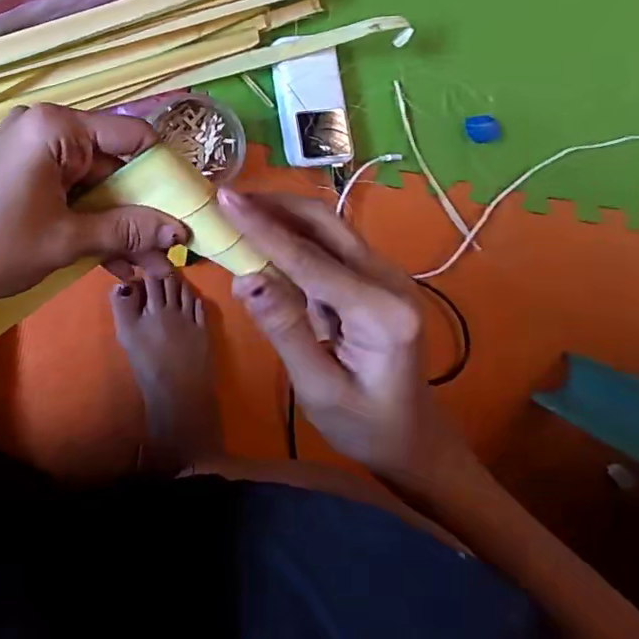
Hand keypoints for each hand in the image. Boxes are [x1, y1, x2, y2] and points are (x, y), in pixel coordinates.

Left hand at [0, 104, 188, 322]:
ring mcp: (31, 153)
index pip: (131, 135)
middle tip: (171, 252)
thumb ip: (127, 229)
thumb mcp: (67, 240)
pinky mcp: (21, 177)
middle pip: (112, 163)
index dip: (164, 172)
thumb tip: (180, 232)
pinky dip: (89, 224)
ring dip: (118, 226)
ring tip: (148, 270)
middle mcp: (44, 128)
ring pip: (92, 186)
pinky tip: (114, 264)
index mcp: (55, 127)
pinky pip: (68, 195)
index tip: (190, 206)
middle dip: (141, 211)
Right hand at [219, 190, 475, 485]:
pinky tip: (261, 237)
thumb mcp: (319, 389)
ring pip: (325, 226)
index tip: (224, 198)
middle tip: (224, 198)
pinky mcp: (371, 277)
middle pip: (324, 223)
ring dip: (280, 213)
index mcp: (380, 312)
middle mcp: (388, 280)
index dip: (261, 227)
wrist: (415, 440)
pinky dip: (290, 233)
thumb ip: (285, 330)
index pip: (308, 258)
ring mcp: (383, 275)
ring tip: (235, 210)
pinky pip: (326, 243)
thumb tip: (245, 278)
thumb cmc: (366, 426)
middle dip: (272, 205)